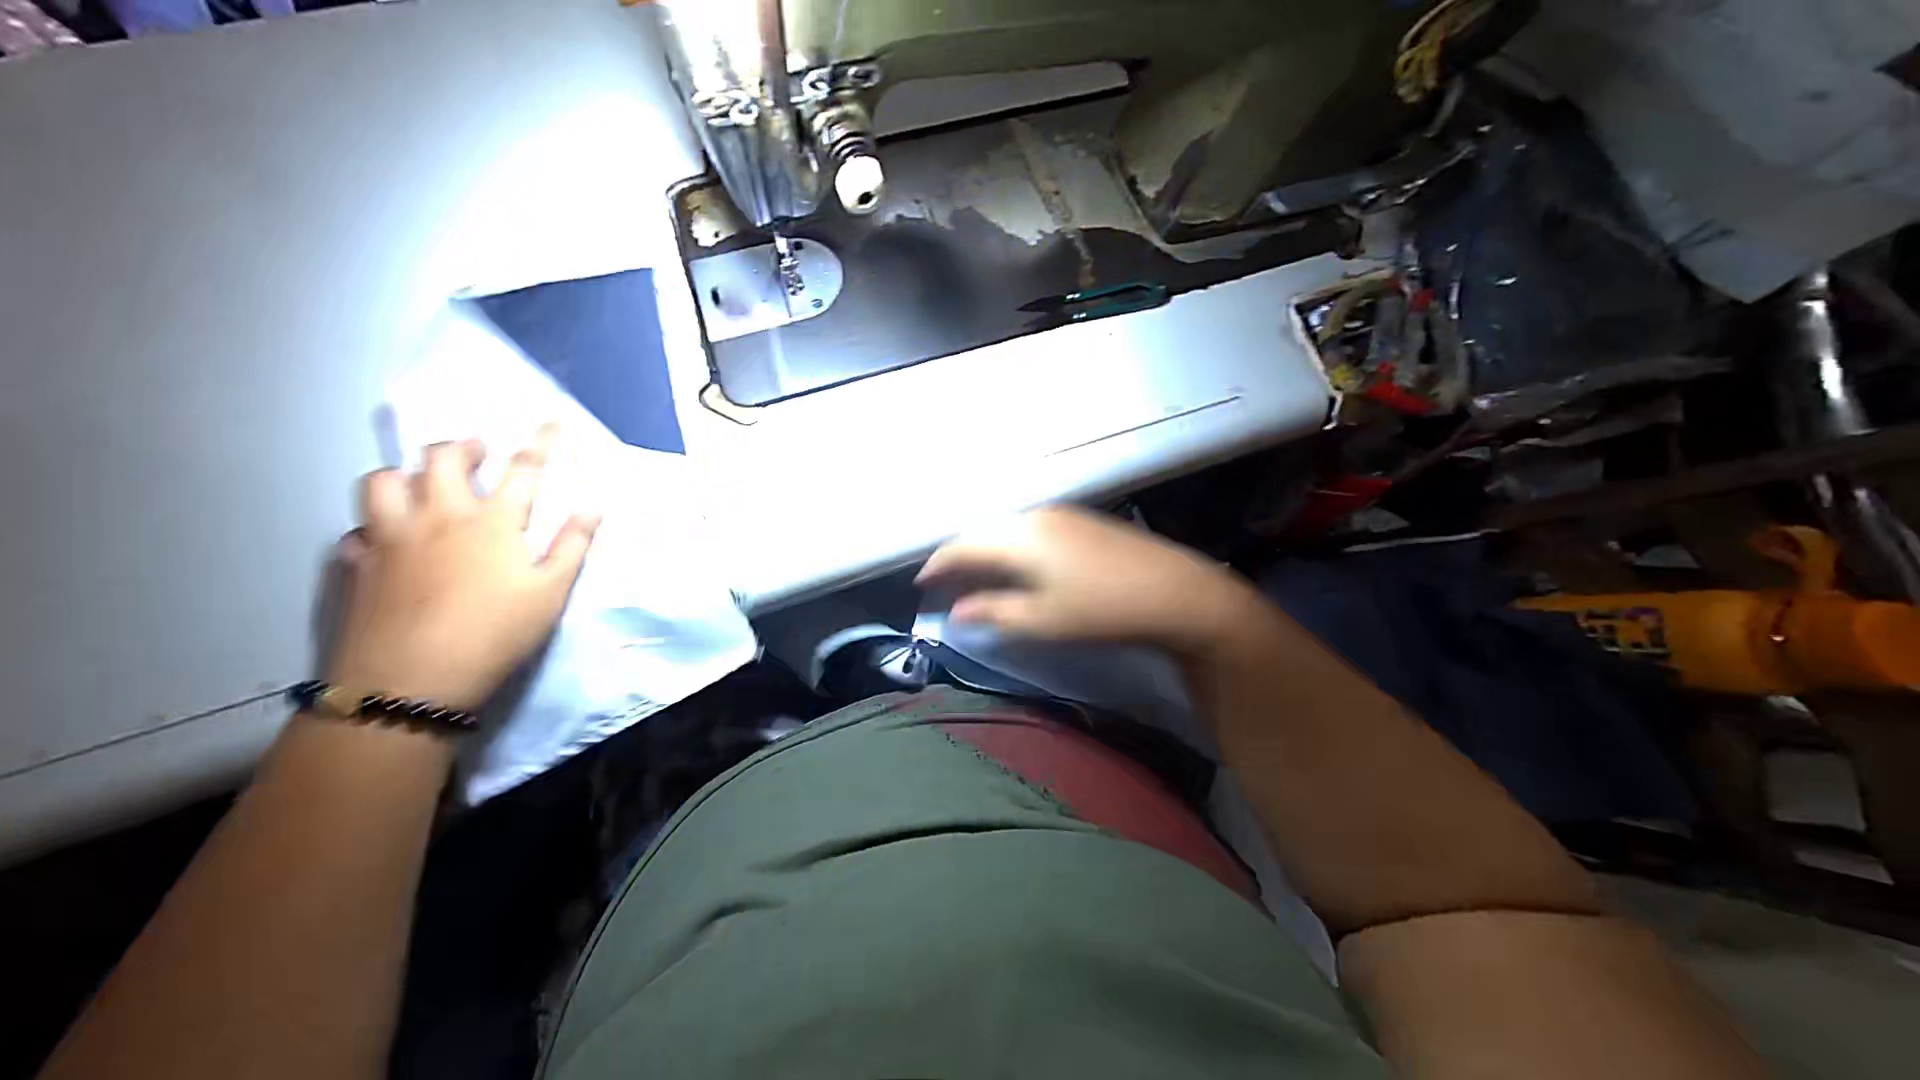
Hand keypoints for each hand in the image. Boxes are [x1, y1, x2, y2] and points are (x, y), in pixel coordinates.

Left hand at [325, 427, 598, 710]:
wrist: (411, 681)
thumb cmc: (494, 634)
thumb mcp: (549, 595)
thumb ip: (570, 548)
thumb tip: (590, 510)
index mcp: (491, 522)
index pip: (522, 470)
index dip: (540, 443)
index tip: (552, 424)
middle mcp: (438, 517)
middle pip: (440, 460)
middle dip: (460, 447)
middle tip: (474, 451)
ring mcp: (390, 538)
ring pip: (382, 482)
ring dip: (402, 474)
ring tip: (418, 484)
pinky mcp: (357, 565)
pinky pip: (356, 531)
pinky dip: (373, 528)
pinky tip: (385, 542)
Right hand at [916, 506, 1262, 655]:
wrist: (1178, 593)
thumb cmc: (1103, 611)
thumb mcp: (1043, 621)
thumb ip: (993, 613)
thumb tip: (956, 611)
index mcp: (1020, 537)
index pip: (963, 545)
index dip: (938, 565)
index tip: (921, 583)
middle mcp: (1036, 516)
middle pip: (983, 532)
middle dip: (959, 556)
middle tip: (945, 583)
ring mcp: (1063, 515)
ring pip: (1008, 528)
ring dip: (986, 550)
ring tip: (977, 576)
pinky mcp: (1084, 522)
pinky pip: (1030, 529)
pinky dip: (1011, 546)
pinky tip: (1017, 566)